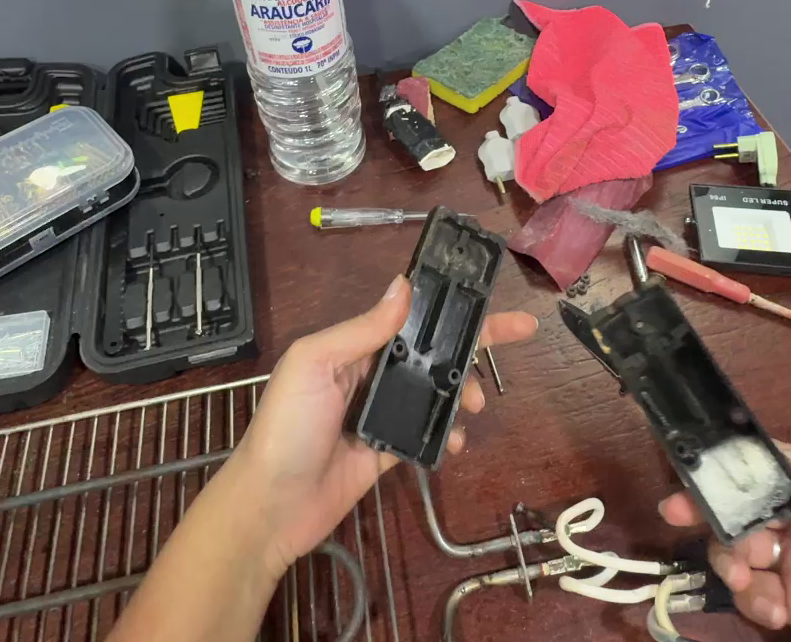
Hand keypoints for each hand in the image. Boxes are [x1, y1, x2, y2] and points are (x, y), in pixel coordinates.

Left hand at [219, 275, 539, 571]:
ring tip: (476, 403)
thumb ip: (361, 328)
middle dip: (475, 340)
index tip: (486, 294)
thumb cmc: (289, 425)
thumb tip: (403, 285)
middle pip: (432, 349)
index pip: (410, 316)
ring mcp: (381, 411)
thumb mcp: (315, 363)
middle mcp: (371, 372)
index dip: (447, 305)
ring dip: (463, 389)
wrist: (271, 506)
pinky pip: (426, 433)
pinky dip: (448, 434)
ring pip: (435, 390)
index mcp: (355, 345)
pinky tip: (457, 441)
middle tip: (519, 331)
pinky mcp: (387, 449)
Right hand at [658, 444, 790, 641]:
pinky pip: (755, 595)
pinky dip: (752, 600)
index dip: (736, 463)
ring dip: (729, 558)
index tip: (698, 463)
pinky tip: (772, 615)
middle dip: (710, 507)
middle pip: (747, 507)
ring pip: (742, 549)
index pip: (778, 470)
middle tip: (673, 512)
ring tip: (742, 580)